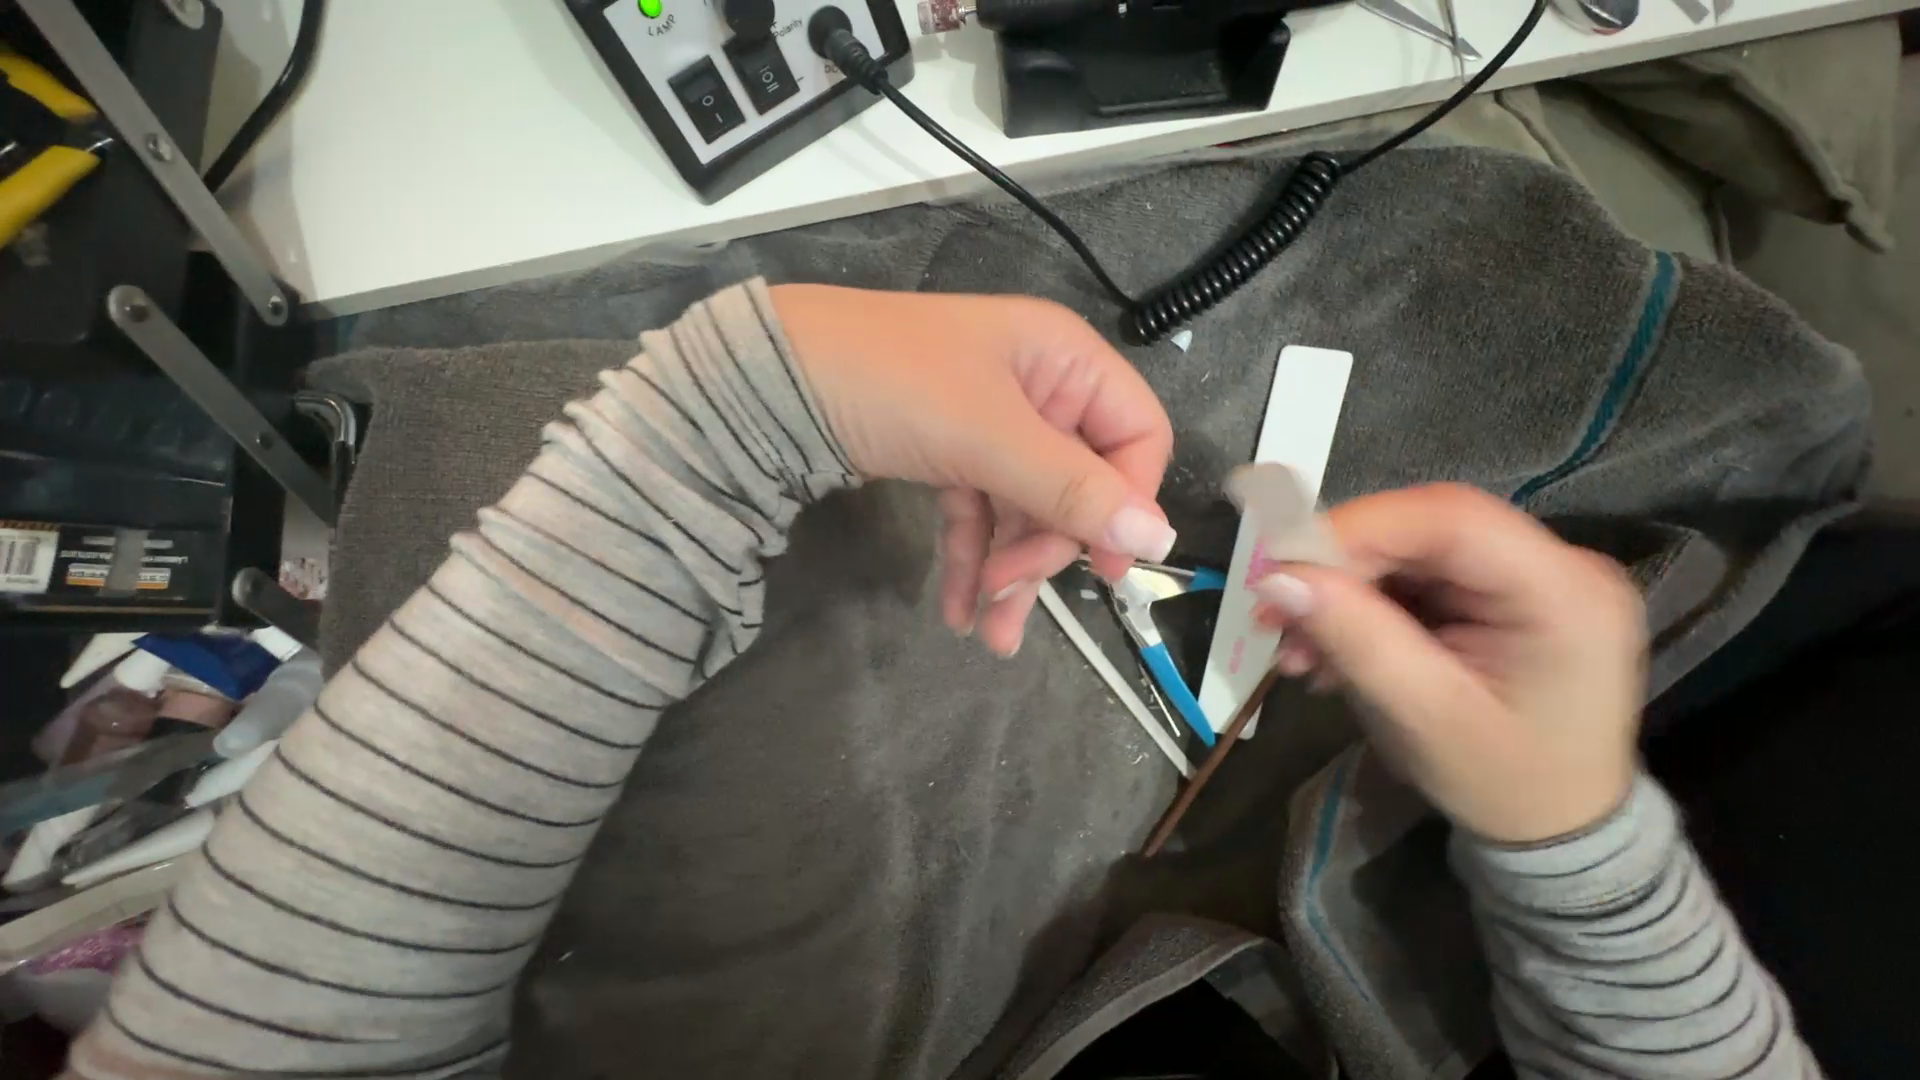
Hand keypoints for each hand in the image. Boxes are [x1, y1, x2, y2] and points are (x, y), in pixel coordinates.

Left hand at [771, 285, 1175, 656]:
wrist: (769, 380)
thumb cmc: (892, 384)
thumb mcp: (988, 437)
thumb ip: (1071, 489)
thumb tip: (1157, 541)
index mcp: (1064, 360)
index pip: (1136, 437)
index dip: (1128, 504)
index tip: (1104, 570)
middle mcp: (1039, 389)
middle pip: (1078, 484)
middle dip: (1046, 548)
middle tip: (1009, 591)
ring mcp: (992, 425)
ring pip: (1025, 508)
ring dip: (1010, 572)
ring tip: (990, 636)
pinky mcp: (950, 454)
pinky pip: (979, 513)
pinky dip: (971, 559)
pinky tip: (956, 613)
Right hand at [1253, 484, 1644, 842]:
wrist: (1555, 827)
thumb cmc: (1503, 782)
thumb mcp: (1424, 716)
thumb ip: (1355, 638)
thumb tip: (1274, 578)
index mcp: (1562, 592)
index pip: (1447, 518)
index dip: (1354, 529)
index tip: (1280, 568)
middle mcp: (1551, 565)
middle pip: (1418, 529)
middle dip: (1335, 567)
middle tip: (1273, 613)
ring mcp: (1520, 576)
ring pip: (1402, 551)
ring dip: (1336, 591)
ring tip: (1295, 648)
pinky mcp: (1490, 592)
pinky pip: (1406, 576)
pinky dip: (1354, 606)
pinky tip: (1327, 649)